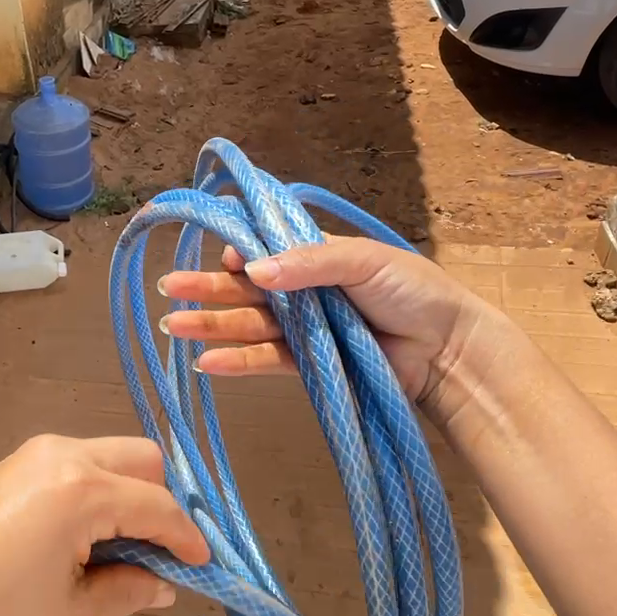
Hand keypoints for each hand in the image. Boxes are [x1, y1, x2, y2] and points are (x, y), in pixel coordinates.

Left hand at [0, 435, 208, 615]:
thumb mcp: (69, 613)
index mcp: (81, 489)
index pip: (158, 504)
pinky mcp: (17, 460)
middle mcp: (64, 453)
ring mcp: (36, 452)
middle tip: (157, 552)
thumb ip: (127, 591)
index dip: (186, 537)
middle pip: (142, 458)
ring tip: (117, 549)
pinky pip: (78, 463)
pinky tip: (82, 536)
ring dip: (129, 492)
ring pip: (110, 456)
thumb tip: (164, 583)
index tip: (203, 565)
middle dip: (161, 500)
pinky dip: (97, 490)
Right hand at [157, 235, 529, 428]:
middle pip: (246, 288)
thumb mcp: (361, 259)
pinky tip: (208, 361)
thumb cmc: (410, 290)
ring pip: (248, 324)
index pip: (263, 251)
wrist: (448, 348)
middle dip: (206, 289)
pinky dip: (238, 361)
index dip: (237, 254)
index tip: (219, 258)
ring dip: (211, 325)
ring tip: (172, 326)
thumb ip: (306, 261)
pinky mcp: (308, 364)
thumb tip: (249, 268)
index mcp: (314, 256)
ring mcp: (304, 329)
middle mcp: (302, 290)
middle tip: (168, 289)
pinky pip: (267, 359)